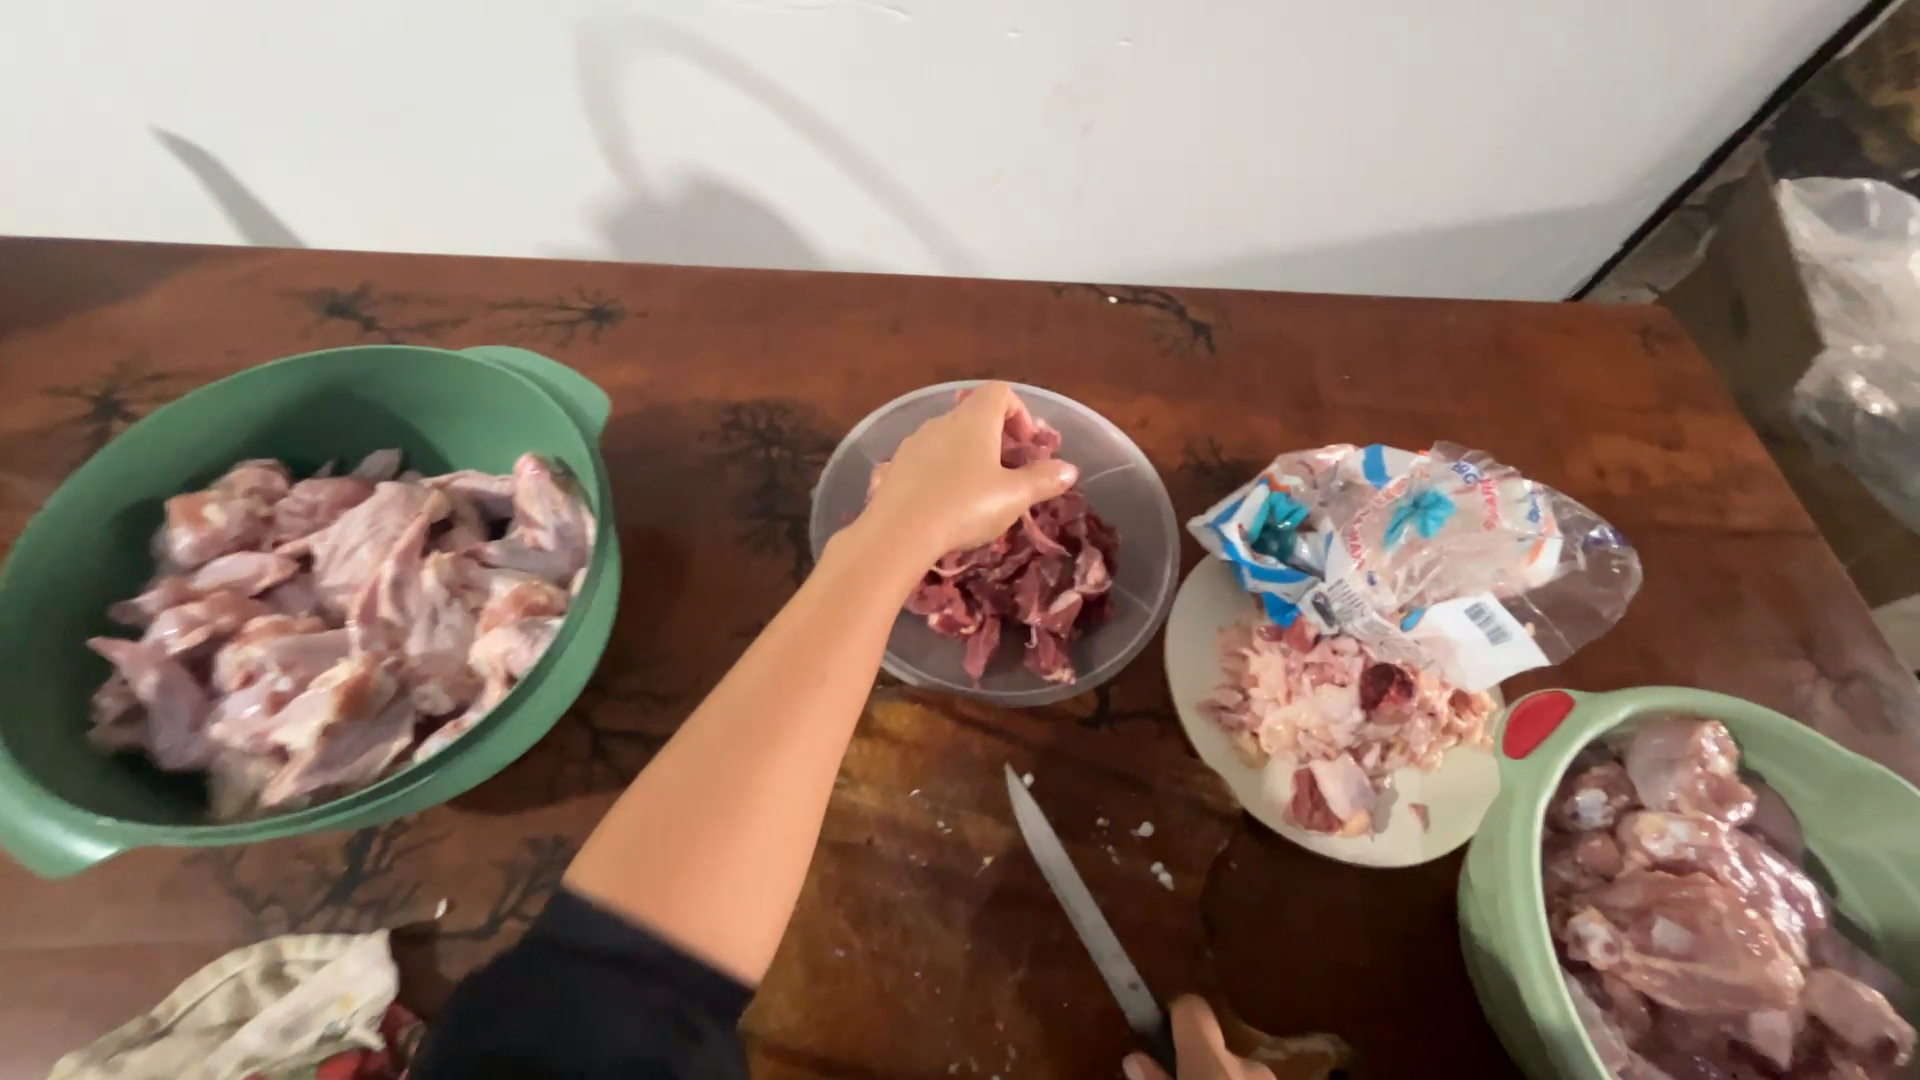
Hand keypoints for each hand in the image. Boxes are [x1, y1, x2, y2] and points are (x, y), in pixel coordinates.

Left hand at [859, 382, 1077, 564]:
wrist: (898, 533)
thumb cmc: (964, 506)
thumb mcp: (1013, 496)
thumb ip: (1043, 479)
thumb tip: (1070, 469)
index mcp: (974, 419)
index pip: (1000, 392)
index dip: (1019, 412)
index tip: (1027, 446)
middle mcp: (942, 422)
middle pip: (974, 415)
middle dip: (996, 439)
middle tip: (1009, 473)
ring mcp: (914, 443)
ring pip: (949, 439)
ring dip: (968, 457)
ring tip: (978, 492)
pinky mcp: (895, 467)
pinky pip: (927, 461)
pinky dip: (942, 473)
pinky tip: (946, 505)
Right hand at [1124, 997, 1277, 1079]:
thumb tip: (1135, 1058)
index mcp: (1212, 1060)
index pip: (1192, 1009)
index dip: (1177, 1012)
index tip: (1163, 1021)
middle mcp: (1248, 1064)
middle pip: (1219, 1047)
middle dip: (1206, 1062)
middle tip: (1185, 1075)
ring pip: (1242, 1073)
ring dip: (1229, 1079)